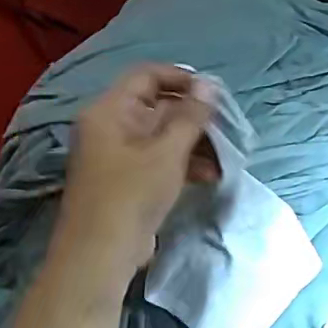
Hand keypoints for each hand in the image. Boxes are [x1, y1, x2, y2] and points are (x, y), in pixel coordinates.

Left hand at [54, 64, 217, 278]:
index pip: (148, 75)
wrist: (101, 253)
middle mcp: (112, 125)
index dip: (183, 78)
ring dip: (197, 141)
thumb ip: (192, 115)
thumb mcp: (169, 151)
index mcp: (110, 111)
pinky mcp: (130, 176)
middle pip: (160, 105)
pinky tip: (210, 175)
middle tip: (226, 130)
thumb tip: (209, 85)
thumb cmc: (132, 193)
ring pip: (166, 133)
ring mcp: (120, 152)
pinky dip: (187, 160)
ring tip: (224, 157)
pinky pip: (163, 156)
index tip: (216, 95)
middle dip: (196, 116)